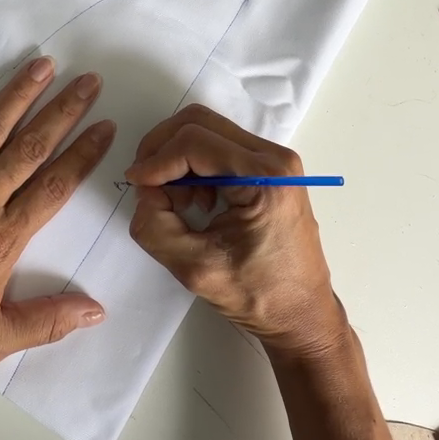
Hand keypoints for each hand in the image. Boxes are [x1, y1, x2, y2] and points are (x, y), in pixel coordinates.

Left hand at [0, 52, 115, 397]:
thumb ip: (45, 322)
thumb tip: (97, 310)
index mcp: (2, 241)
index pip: (56, 186)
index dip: (84, 153)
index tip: (105, 126)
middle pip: (31, 147)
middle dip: (64, 110)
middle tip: (89, 80)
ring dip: (18, 92)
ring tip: (43, 64)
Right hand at [126, 105, 348, 359]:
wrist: (302, 316)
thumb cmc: (258, 297)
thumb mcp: (193, 268)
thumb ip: (154, 225)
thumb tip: (143, 189)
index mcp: (265, 179)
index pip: (194, 142)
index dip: (157, 160)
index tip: (136, 184)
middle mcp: (275, 157)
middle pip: (199, 122)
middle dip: (163, 148)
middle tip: (146, 183)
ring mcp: (275, 159)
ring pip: (207, 130)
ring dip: (179, 158)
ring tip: (177, 202)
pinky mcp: (269, 166)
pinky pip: (219, 145)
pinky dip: (195, 165)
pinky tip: (197, 201)